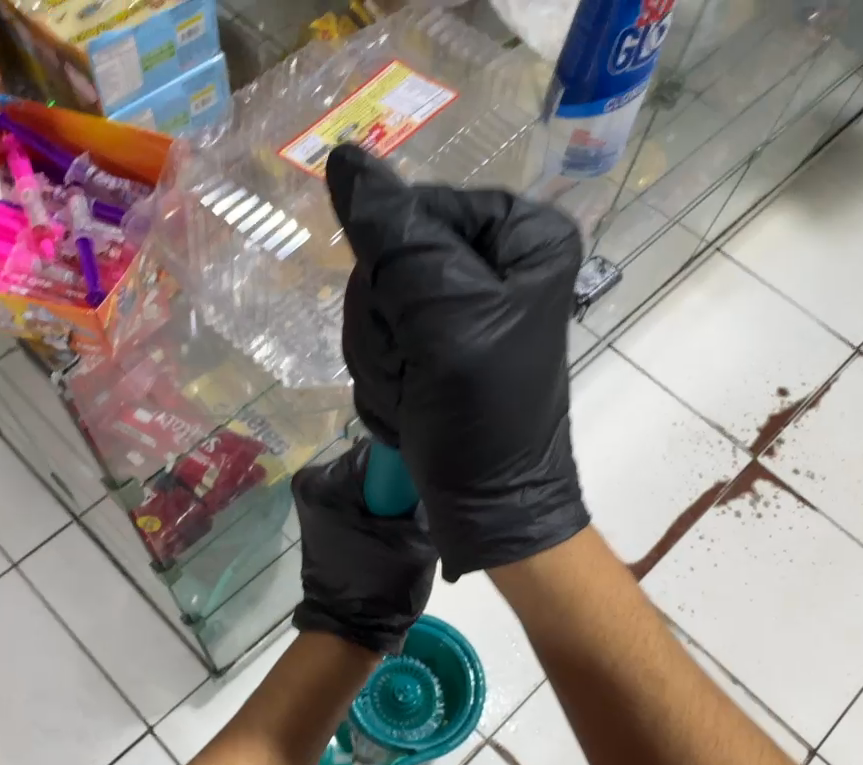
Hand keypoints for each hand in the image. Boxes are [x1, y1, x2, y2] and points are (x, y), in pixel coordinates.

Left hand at [291, 441, 437, 653]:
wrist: (348, 631)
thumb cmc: (382, 586)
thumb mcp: (414, 538)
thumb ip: (421, 498)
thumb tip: (431, 472)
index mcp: (328, 483)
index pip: (380, 450)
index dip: (408, 460)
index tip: (431, 475)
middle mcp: (313, 482)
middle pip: (371, 463)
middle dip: (396, 479)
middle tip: (422, 500)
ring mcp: (313, 500)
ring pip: (365, 481)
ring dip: (386, 495)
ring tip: (407, 517)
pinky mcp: (320, 517)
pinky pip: (356, 498)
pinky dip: (374, 507)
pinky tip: (391, 526)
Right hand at [325, 143, 589, 579]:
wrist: (488, 510)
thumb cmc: (483, 419)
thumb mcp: (443, 320)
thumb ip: (393, 237)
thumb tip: (341, 156)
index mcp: (521, 236)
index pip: (415, 210)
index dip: (398, 271)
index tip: (420, 328)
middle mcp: (492, 262)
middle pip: (389, 260)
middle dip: (388, 328)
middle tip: (420, 373)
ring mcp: (460, 310)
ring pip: (373, 307)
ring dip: (382, 363)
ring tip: (419, 397)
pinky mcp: (435, 350)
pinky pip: (375, 345)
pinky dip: (384, 385)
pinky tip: (413, 410)